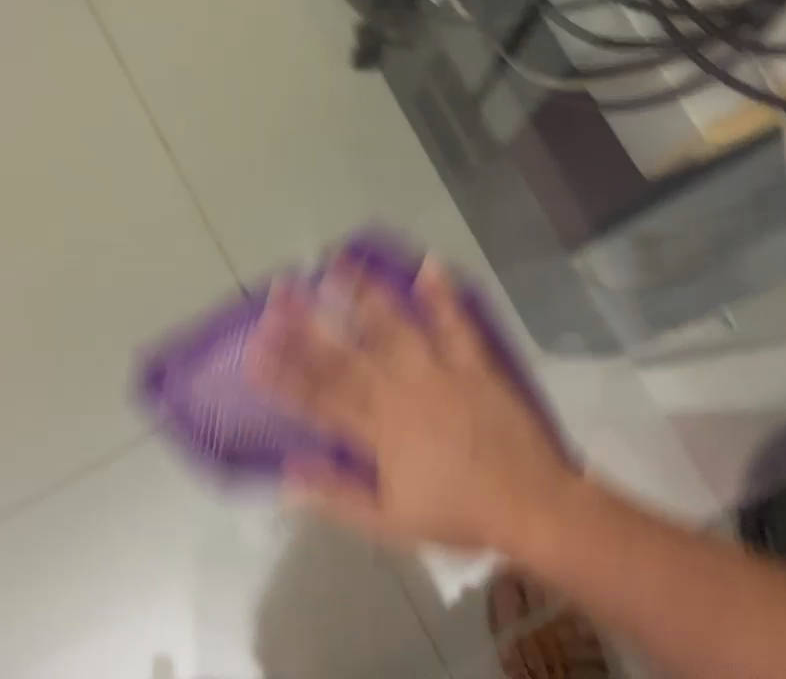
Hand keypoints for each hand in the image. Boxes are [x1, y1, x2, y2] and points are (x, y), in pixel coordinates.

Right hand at [245, 256, 580, 553]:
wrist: (532, 506)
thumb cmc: (460, 514)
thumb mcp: (391, 522)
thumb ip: (338, 496)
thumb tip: (287, 477)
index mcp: (376, 430)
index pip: (317, 396)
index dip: (283, 371)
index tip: (253, 347)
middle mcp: (399, 391)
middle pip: (344, 353)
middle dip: (306, 322)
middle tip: (279, 292)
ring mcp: (437, 371)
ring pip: (391, 327)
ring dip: (361, 293)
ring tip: (335, 263)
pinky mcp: (473, 362)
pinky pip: (455, 323)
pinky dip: (442, 294)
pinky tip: (428, 264)